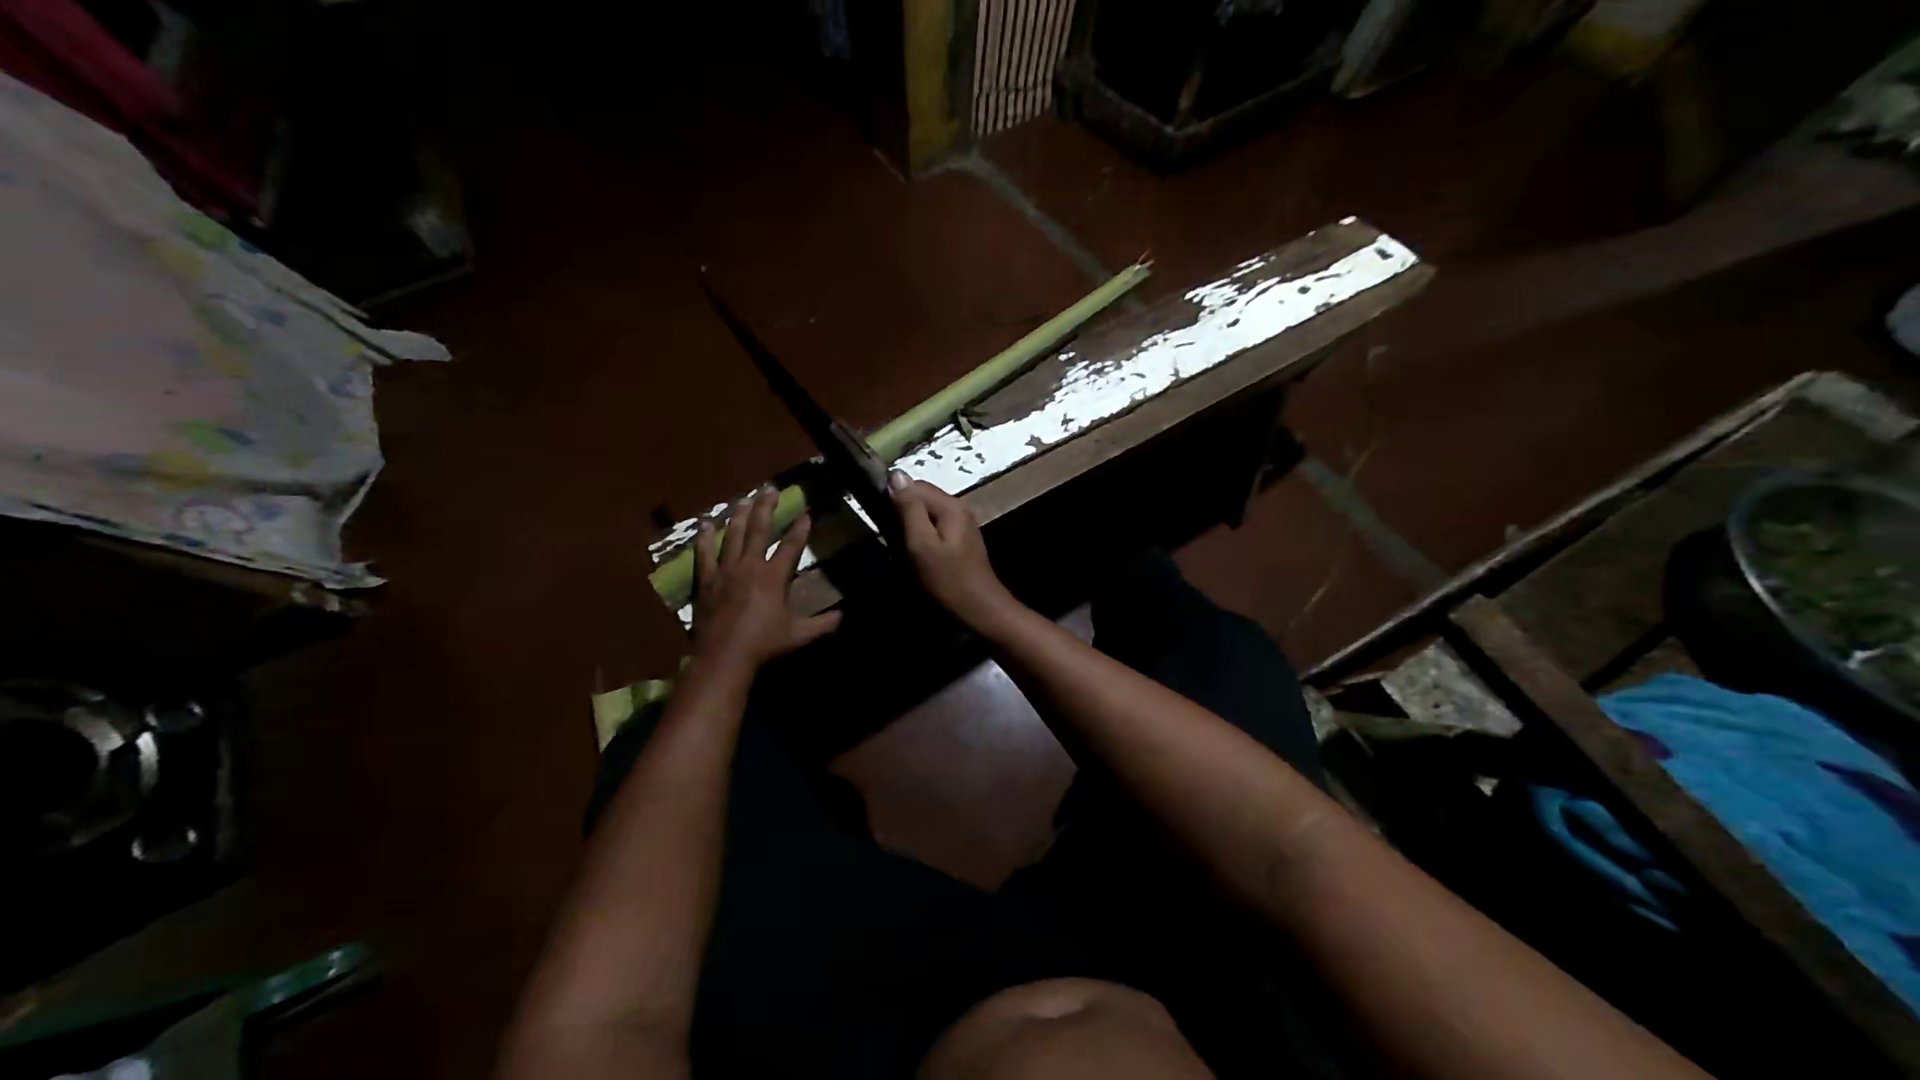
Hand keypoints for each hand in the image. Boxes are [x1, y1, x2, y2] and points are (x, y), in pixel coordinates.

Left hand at [692, 488, 840, 670]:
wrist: (724, 655)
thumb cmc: (764, 643)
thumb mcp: (800, 634)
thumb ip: (823, 624)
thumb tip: (844, 616)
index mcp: (774, 576)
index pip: (791, 545)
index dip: (800, 528)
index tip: (806, 512)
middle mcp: (750, 565)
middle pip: (759, 529)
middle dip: (767, 507)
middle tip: (770, 488)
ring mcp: (726, 570)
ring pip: (733, 535)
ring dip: (740, 515)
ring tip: (745, 498)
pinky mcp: (707, 580)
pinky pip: (705, 554)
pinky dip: (705, 538)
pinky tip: (705, 524)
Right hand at [888, 470, 1017, 629]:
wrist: (979, 609)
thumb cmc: (947, 579)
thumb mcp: (921, 544)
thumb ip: (909, 508)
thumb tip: (896, 474)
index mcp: (950, 505)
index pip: (915, 484)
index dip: (893, 495)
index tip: (878, 516)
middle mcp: (959, 507)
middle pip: (922, 496)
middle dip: (902, 509)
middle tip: (887, 533)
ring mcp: (962, 524)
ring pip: (927, 512)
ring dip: (910, 523)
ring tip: (897, 543)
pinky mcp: (960, 540)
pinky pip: (934, 526)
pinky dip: (920, 533)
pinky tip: (914, 551)